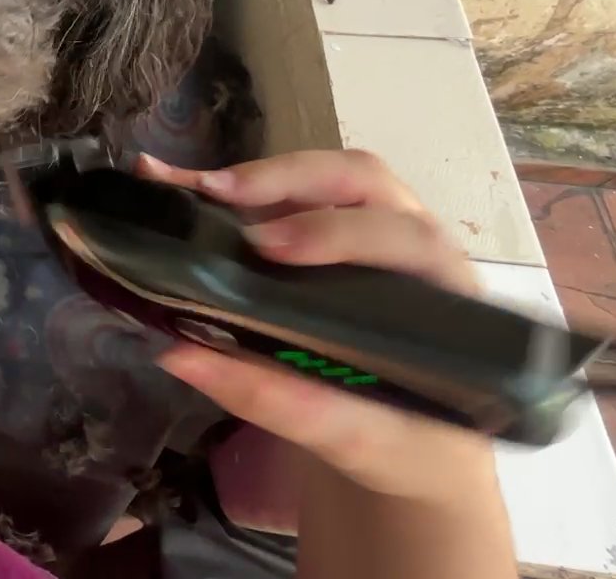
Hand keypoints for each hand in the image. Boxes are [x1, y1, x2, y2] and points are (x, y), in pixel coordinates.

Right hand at [142, 149, 493, 501]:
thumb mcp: (356, 439)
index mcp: (444, 294)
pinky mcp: (310, 230)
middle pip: (360, 180)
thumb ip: (278, 403)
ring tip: (190, 185)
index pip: (407, 239)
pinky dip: (218, 182)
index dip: (336, 232)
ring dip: (250, 174)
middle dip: (287, 179)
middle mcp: (406, 245)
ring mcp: (356, 231)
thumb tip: (177, 355)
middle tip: (221, 194)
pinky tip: (171, 179)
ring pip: (315, 175)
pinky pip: (270, 192)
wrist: (405, 440)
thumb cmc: (403, 440)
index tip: (267, 246)